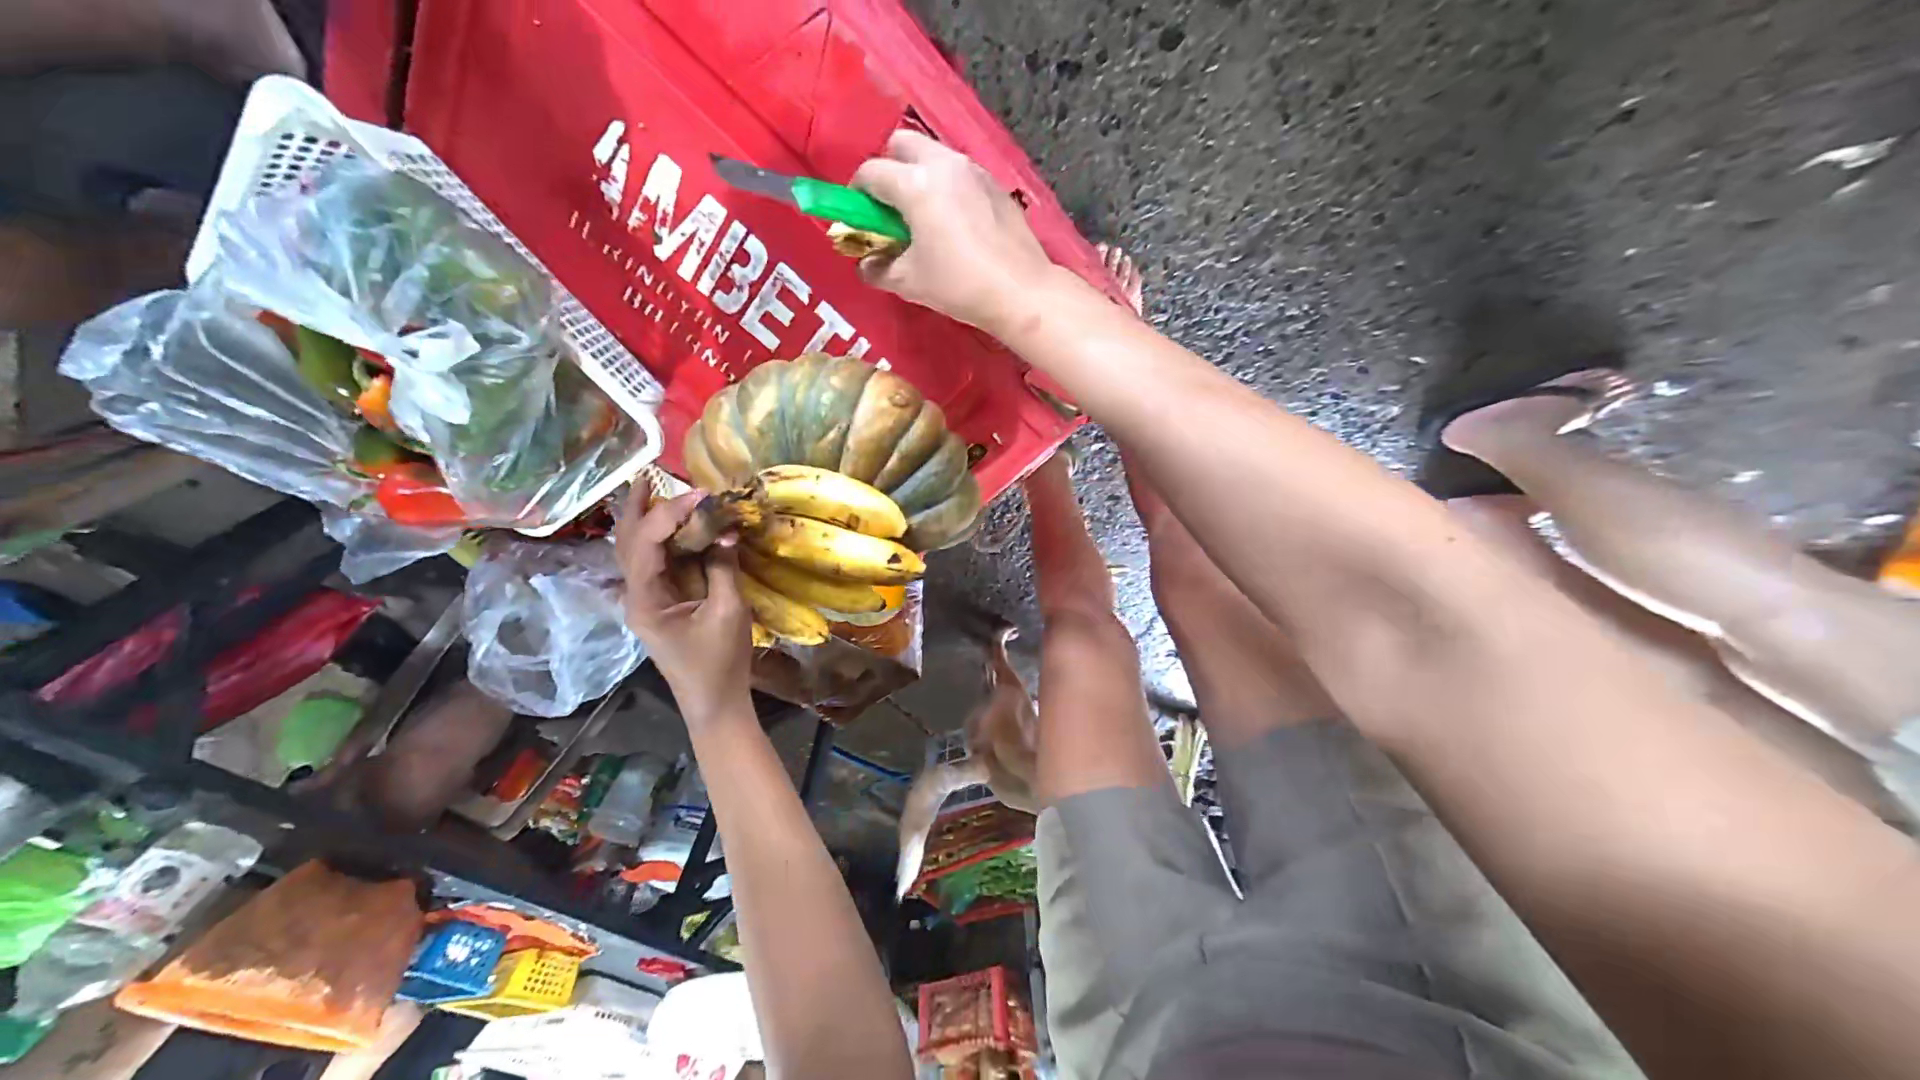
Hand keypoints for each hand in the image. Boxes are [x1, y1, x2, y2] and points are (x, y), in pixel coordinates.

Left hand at [614, 488, 752, 722]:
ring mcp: (645, 599)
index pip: (647, 542)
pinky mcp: (660, 603)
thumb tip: (726, 531)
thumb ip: (723, 568)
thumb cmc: (719, 662)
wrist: (713, 702)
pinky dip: (663, 538)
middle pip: (627, 541)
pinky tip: (677, 524)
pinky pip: (655, 562)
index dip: (671, 513)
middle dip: (638, 507)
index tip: (703, 495)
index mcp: (645, 599)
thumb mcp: (728, 613)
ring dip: (647, 519)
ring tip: (657, 489)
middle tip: (650, 474)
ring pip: (636, 550)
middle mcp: (636, 595)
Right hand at [850, 130, 1075, 331]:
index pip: (870, 172)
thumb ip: (877, 268)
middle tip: (890, 208)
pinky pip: (959, 172)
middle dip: (888, 169)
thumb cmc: (959, 285)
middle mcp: (943, 164)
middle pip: (902, 145)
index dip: (856, 194)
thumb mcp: (909, 282)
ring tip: (922, 216)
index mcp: (915, 184)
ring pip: (933, 155)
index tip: (858, 217)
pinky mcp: (994, 183)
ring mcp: (973, 170)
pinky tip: (953, 222)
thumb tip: (865, 263)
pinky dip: (946, 186)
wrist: (1021, 290)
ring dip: (918, 175)